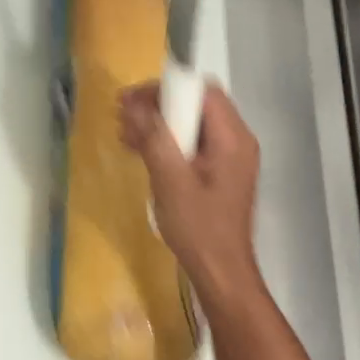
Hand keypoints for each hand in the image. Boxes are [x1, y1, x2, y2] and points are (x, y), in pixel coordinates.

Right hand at [119, 81, 262, 304]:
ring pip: (192, 124)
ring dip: (159, 126)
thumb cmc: (198, 228)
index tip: (129, 102)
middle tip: (122, 120)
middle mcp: (237, 141)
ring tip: (126, 137)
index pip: (200, 91)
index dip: (163, 89)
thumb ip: (153, 137)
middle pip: (197, 104)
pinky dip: (168, 143)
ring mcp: (231, 157)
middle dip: (157, 106)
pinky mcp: (220, 173)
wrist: (220, 271)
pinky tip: (142, 154)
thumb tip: (133, 104)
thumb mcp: (170, 180)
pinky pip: (194, 144)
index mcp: (232, 138)